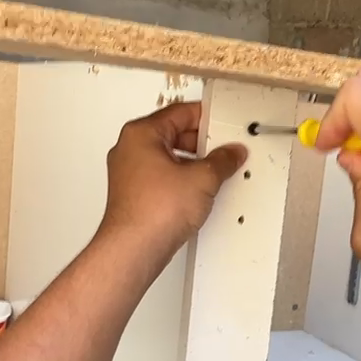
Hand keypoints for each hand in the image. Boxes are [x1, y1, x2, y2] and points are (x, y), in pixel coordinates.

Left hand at [98, 101, 247, 261]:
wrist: (135, 248)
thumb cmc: (153, 211)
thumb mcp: (202, 178)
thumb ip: (222, 160)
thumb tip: (231, 154)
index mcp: (141, 134)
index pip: (179, 112)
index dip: (206, 116)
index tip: (223, 122)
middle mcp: (130, 150)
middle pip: (172, 134)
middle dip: (201, 142)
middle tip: (223, 148)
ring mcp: (130, 173)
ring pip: (168, 157)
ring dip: (192, 162)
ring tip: (215, 171)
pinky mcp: (134, 195)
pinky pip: (163, 177)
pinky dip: (181, 179)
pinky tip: (198, 191)